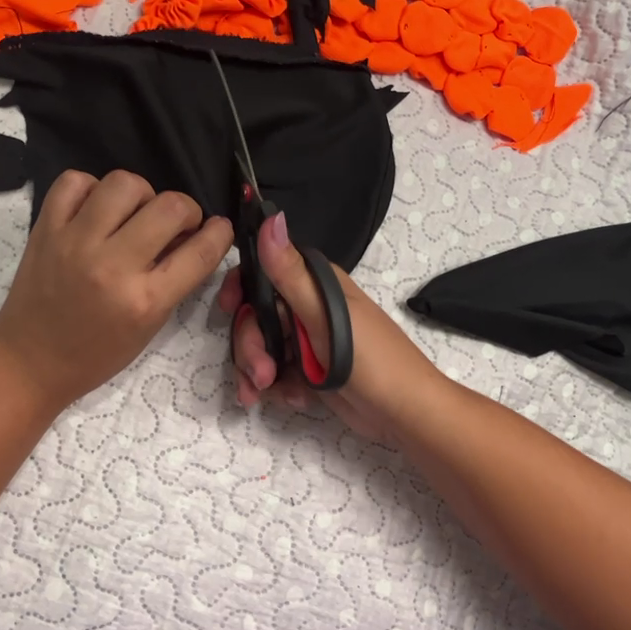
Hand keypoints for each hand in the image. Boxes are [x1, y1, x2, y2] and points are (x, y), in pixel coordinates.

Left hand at [0, 170, 234, 409]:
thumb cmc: (96, 353)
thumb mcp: (149, 326)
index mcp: (144, 301)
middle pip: (169, 207)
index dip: (219, 232)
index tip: (218, 228)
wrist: (29, 360)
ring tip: (133, 213)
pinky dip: (91, 189)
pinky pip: (75, 182)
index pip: (200, 251)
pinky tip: (95, 209)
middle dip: (185, 210)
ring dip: (141, 194)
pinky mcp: (46, 229)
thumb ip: (175, 280)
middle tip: (175, 224)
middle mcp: (112, 266)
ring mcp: (75, 242)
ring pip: (125, 183)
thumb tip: (193, 236)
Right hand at [215, 211, 447, 444]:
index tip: (226, 309)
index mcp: (314, 286)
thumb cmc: (370, 358)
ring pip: (261, 349)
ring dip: (257, 373)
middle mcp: (308, 309)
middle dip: (250, 347)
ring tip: (267, 392)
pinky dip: (277, 389)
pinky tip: (295, 400)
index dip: (239, 290)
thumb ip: (289, 272)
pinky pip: (276, 374)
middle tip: (261, 374)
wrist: (404, 414)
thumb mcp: (324, 315)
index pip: (263, 274)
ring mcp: (308, 341)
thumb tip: (270, 216)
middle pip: (255, 318)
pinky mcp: (309, 372)